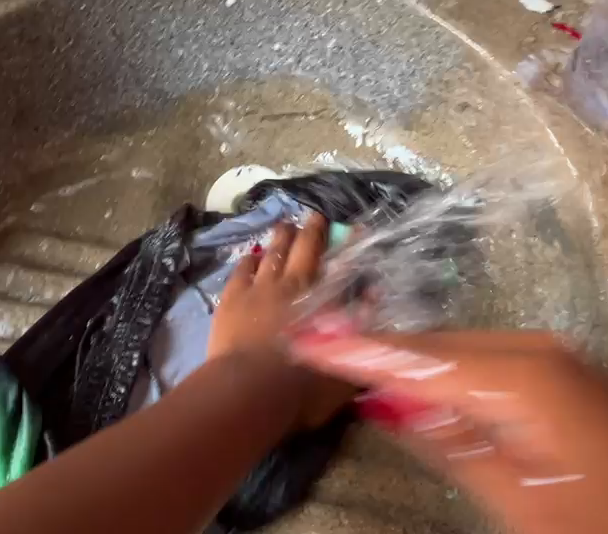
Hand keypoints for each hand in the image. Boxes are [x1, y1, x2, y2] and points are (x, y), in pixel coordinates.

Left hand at [207, 213, 352, 429]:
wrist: (249, 391)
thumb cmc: (302, 386)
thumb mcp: (345, 365)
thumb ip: (362, 331)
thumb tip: (374, 299)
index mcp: (322, 299)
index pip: (342, 264)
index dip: (350, 244)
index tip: (355, 228)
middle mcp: (293, 284)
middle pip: (304, 247)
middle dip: (312, 230)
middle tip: (315, 216)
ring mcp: (259, 287)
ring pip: (272, 252)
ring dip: (281, 237)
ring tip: (285, 226)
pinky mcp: (232, 298)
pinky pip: (242, 270)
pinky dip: (249, 260)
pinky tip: (250, 256)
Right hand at [288, 328, 607, 533]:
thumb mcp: (519, 498)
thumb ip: (449, 441)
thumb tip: (387, 399)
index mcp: (518, 376)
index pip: (420, 353)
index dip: (360, 346)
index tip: (308, 336)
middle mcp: (532, 348)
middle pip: (438, 342)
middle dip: (381, 348)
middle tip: (320, 346)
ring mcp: (552, 356)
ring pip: (462, 349)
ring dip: (413, 360)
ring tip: (355, 361)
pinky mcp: (561, 372)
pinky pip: (488, 362)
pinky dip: (449, 372)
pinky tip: (422, 386)